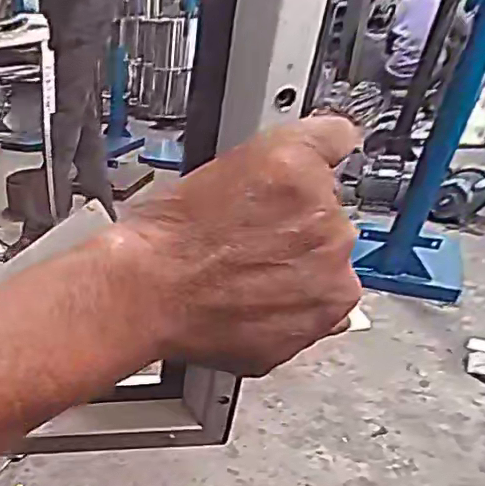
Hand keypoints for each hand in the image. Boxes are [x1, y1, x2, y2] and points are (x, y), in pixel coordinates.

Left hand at [116, 116, 362, 375]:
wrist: (148, 288)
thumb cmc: (190, 320)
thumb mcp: (261, 348)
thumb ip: (302, 324)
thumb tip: (318, 314)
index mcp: (333, 297)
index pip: (336, 265)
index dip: (300, 259)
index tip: (279, 252)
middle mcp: (334, 249)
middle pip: (326, 223)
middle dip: (292, 227)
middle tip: (247, 234)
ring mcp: (316, 203)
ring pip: (319, 183)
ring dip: (286, 191)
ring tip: (235, 211)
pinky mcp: (294, 163)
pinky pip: (327, 136)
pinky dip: (313, 140)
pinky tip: (276, 160)